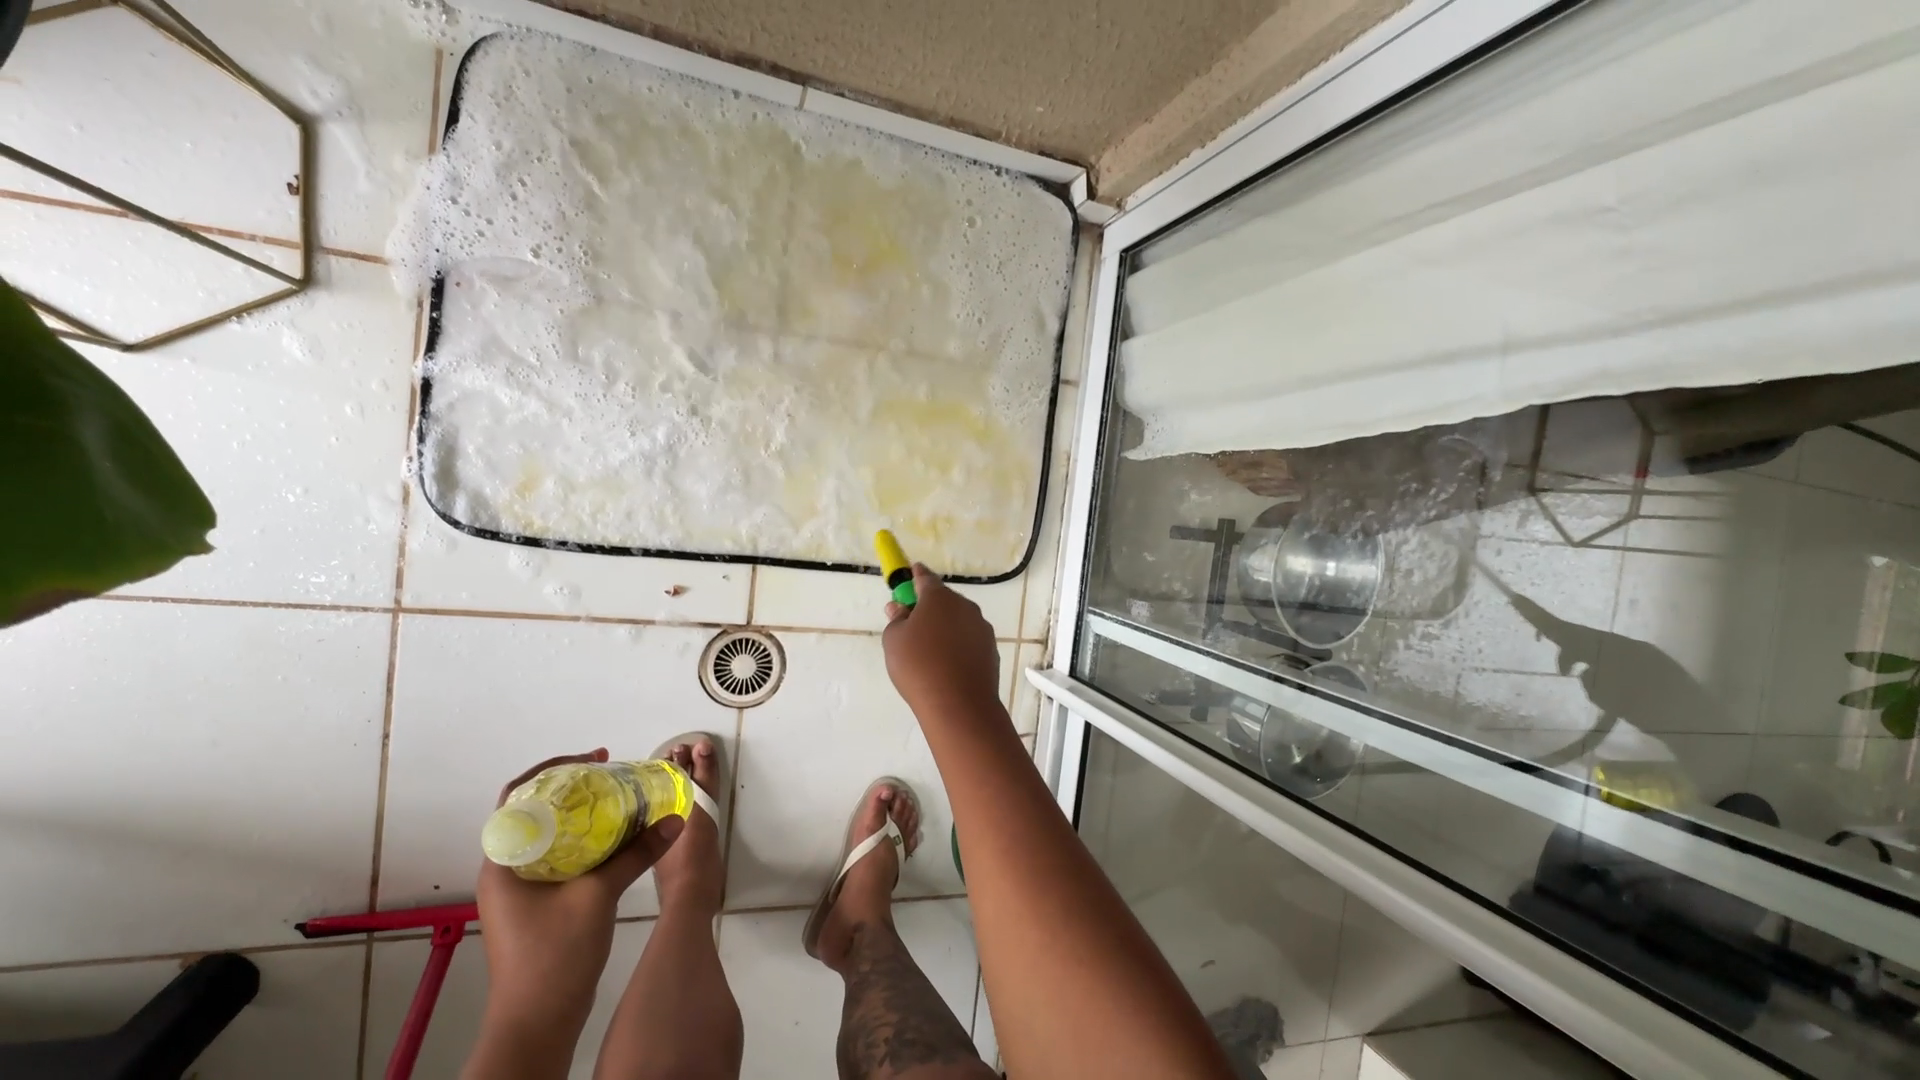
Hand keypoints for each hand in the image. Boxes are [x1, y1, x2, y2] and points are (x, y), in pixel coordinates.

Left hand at [474, 749, 682, 1032]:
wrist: (537, 1024)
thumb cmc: (555, 957)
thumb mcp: (598, 896)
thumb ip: (636, 854)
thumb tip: (676, 820)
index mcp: (504, 860)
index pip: (518, 794)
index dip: (555, 768)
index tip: (595, 758)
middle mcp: (505, 868)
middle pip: (536, 811)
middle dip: (575, 788)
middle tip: (614, 775)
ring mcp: (520, 889)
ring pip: (550, 835)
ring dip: (582, 815)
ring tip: (621, 800)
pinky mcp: (536, 904)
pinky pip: (560, 857)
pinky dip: (586, 841)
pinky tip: (616, 840)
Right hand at [881, 563, 1000, 714]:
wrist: (959, 704)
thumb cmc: (918, 666)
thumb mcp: (894, 640)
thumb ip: (896, 619)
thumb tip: (900, 607)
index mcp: (940, 598)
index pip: (925, 578)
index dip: (915, 576)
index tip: (910, 575)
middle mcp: (965, 607)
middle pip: (944, 600)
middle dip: (929, 607)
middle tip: (912, 625)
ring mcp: (982, 628)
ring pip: (958, 621)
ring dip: (945, 628)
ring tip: (929, 652)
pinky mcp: (991, 650)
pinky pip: (969, 641)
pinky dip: (958, 646)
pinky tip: (948, 666)